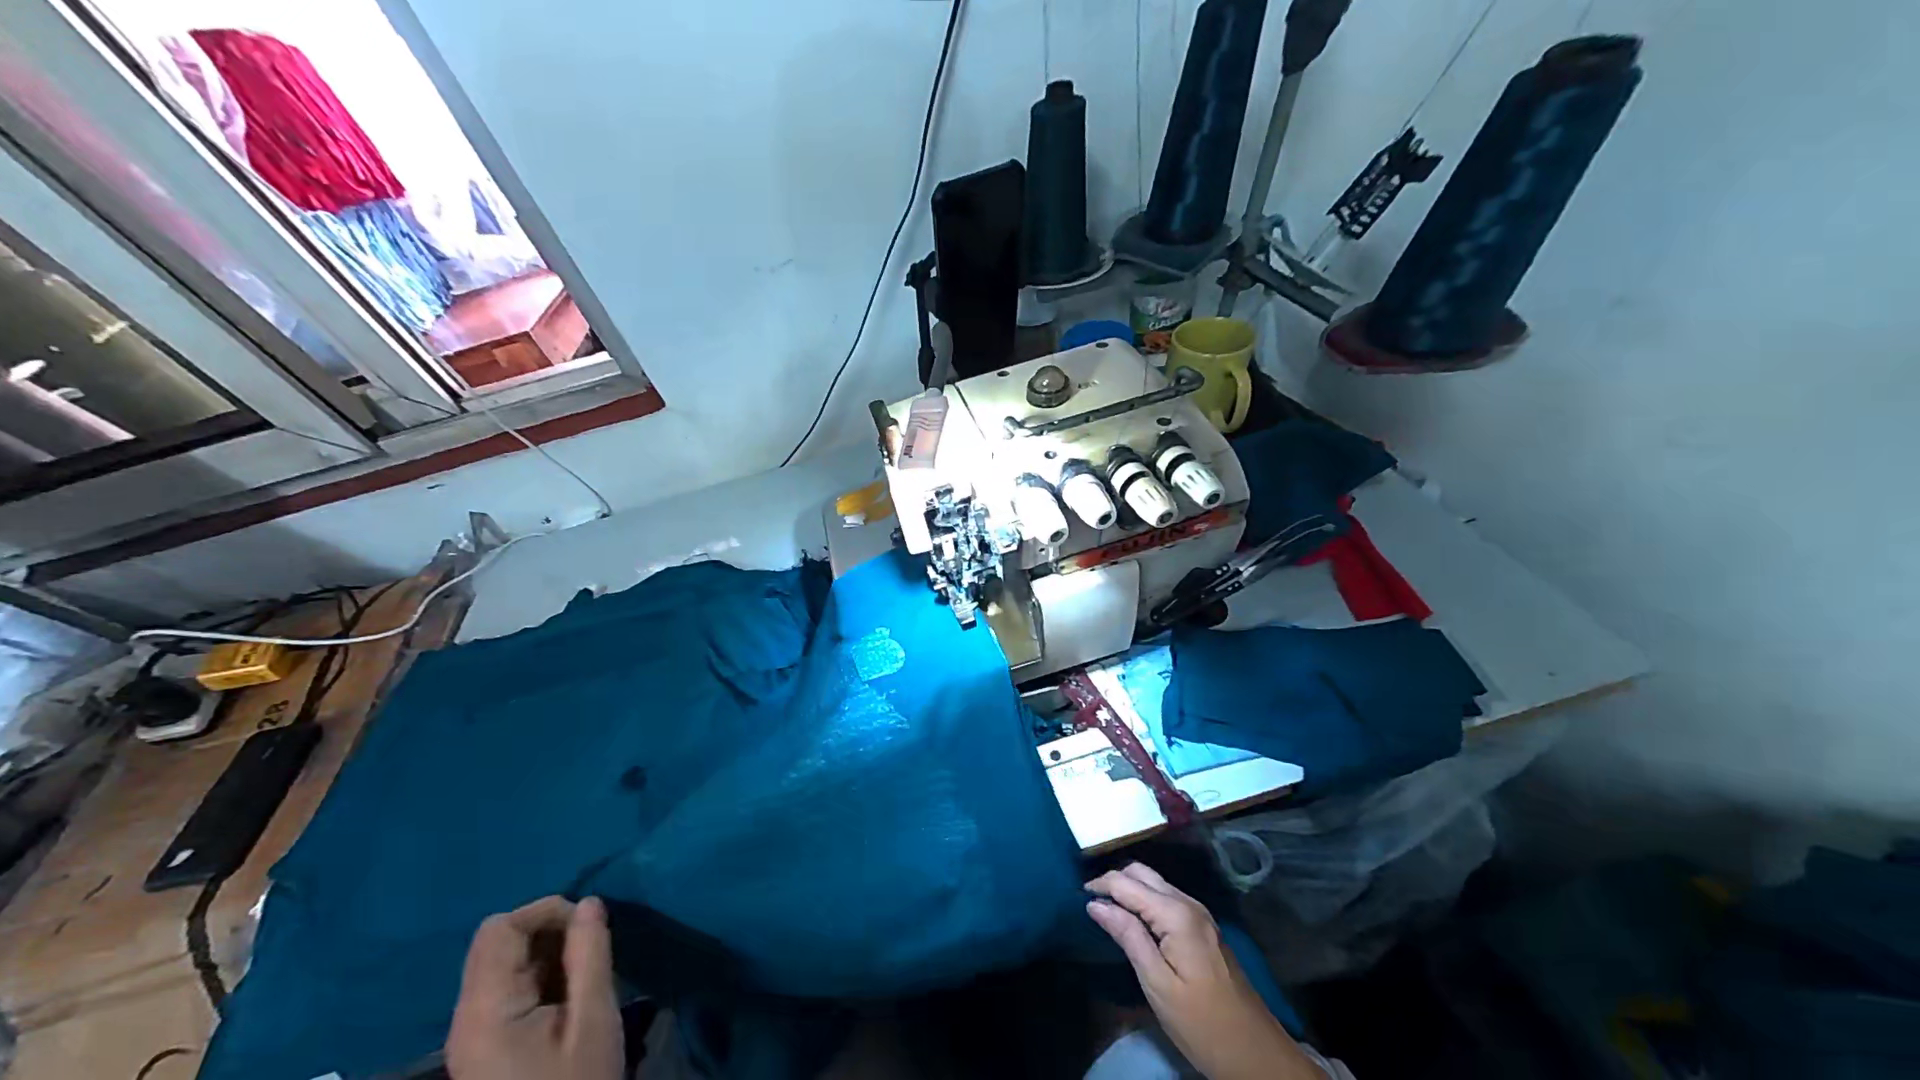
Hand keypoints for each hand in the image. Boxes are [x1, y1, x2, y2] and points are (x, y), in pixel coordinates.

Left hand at [446, 896, 623, 1079]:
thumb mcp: (594, 1020)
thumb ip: (590, 956)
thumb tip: (589, 903)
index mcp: (485, 1012)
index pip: (499, 929)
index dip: (545, 911)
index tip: (588, 925)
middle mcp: (466, 1018)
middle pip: (496, 944)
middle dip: (547, 930)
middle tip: (590, 947)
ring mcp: (471, 1034)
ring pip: (502, 964)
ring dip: (547, 953)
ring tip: (585, 970)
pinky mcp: (483, 1046)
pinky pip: (507, 989)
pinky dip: (541, 976)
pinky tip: (569, 994)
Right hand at [1086, 864, 1318, 1079]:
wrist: (1255, 1052)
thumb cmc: (1201, 1022)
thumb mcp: (1156, 982)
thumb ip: (1127, 936)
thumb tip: (1095, 903)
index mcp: (1176, 913)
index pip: (1126, 882)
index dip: (1099, 885)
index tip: (1077, 898)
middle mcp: (1189, 903)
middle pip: (1142, 873)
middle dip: (1113, 880)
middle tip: (1090, 902)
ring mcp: (1199, 914)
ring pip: (1155, 883)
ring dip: (1129, 888)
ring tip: (1105, 908)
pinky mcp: (1203, 927)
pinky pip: (1166, 898)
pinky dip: (1144, 899)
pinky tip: (1132, 918)